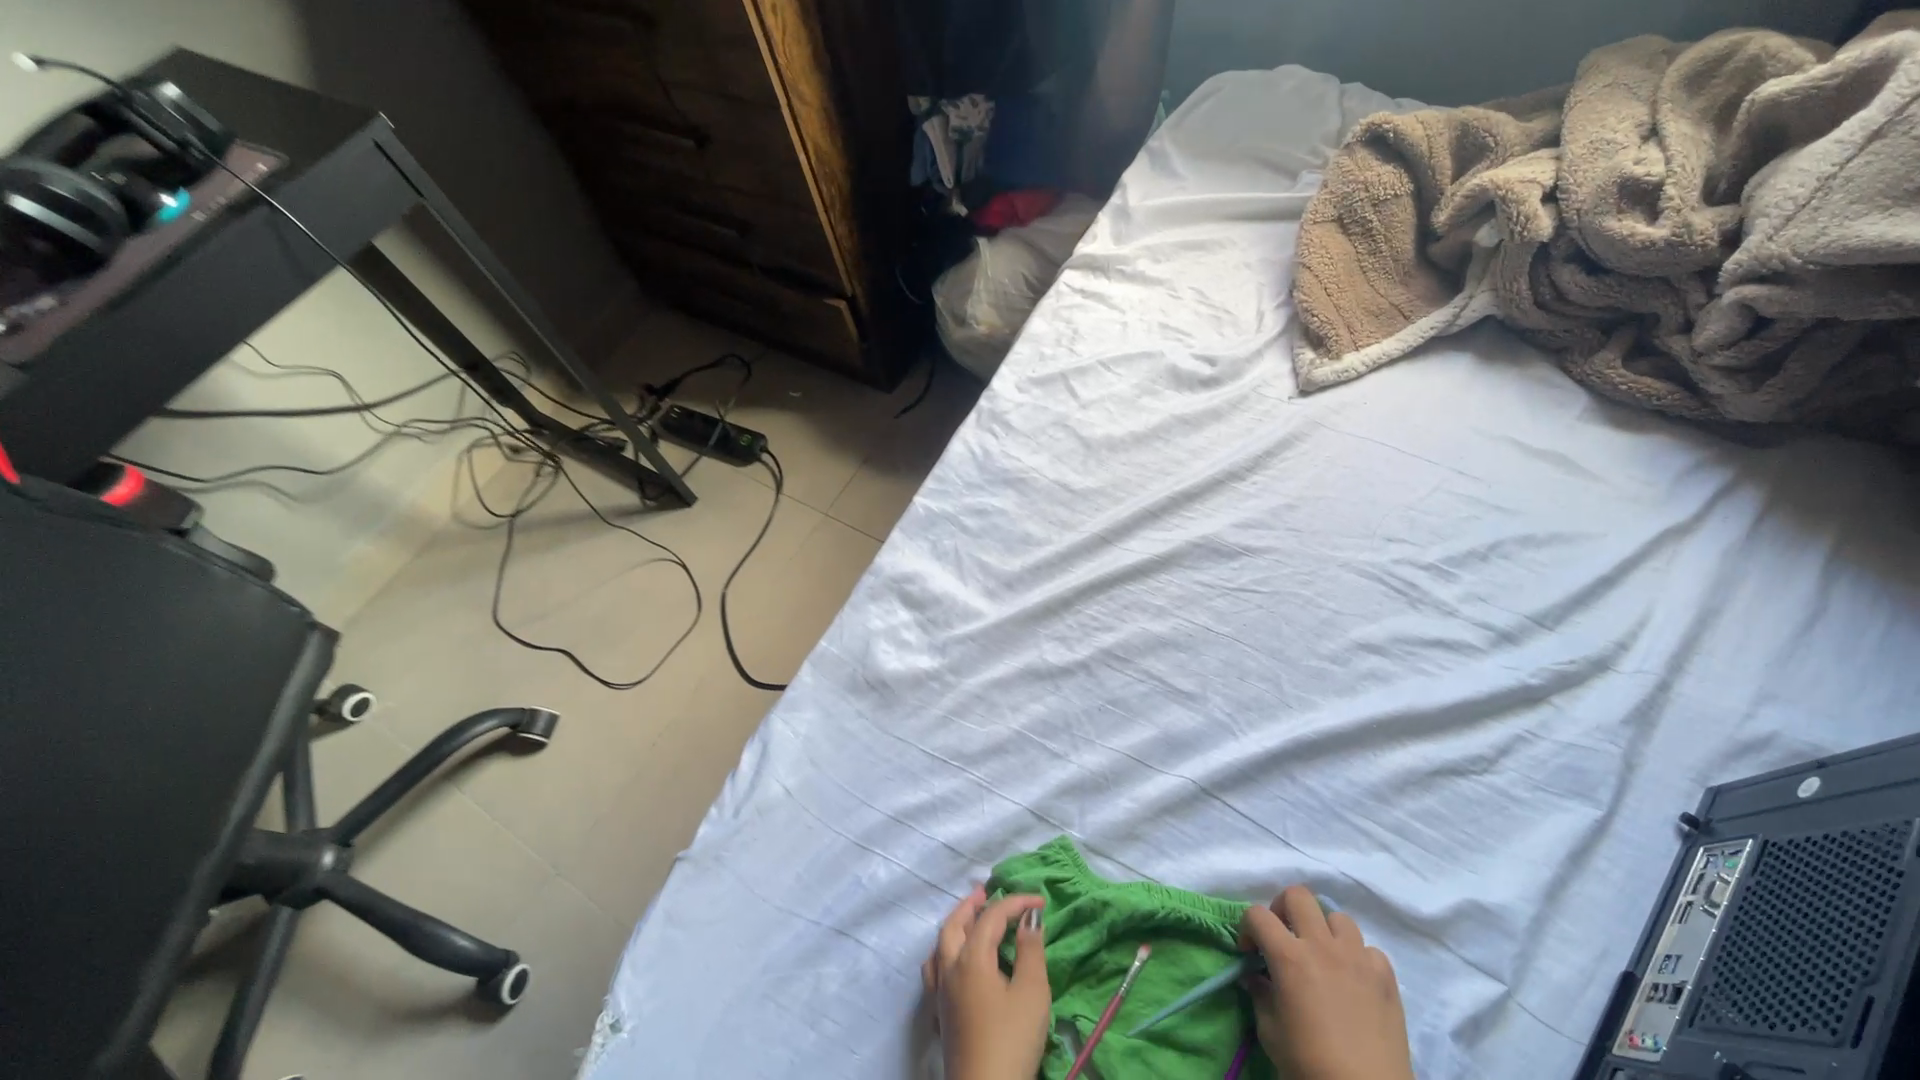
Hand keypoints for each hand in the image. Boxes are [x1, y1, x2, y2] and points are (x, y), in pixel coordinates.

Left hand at [923, 885, 1050, 1079]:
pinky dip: (945, 952)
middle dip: (971, 905)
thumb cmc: (1012, 1039)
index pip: (991, 917)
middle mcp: (949, 968)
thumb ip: (1031, 950)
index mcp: (971, 958)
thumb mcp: (1032, 992)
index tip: (1041, 901)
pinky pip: (935, 969)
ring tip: (970, 919)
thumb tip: (1029, 918)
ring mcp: (940, 992)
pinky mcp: (940, 1013)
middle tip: (987, 892)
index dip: (1015, 903)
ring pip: (940, 945)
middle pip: (954, 925)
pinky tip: (954, 962)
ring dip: (955, 925)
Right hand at [1239, 887, 1413, 1079]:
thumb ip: (1260, 994)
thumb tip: (1255, 977)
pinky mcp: (1386, 976)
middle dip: (1283, 910)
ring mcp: (1359, 958)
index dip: (1247, 927)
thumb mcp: (1270, 1031)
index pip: (1258, 914)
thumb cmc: (1309, 1064)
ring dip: (1323, 930)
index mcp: (1289, 958)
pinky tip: (1352, 981)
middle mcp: (1323, 947)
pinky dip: (1355, 957)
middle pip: (1299, 896)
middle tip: (1282, 938)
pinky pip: (1368, 948)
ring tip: (1321, 957)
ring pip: (1337, 917)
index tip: (1250, 953)